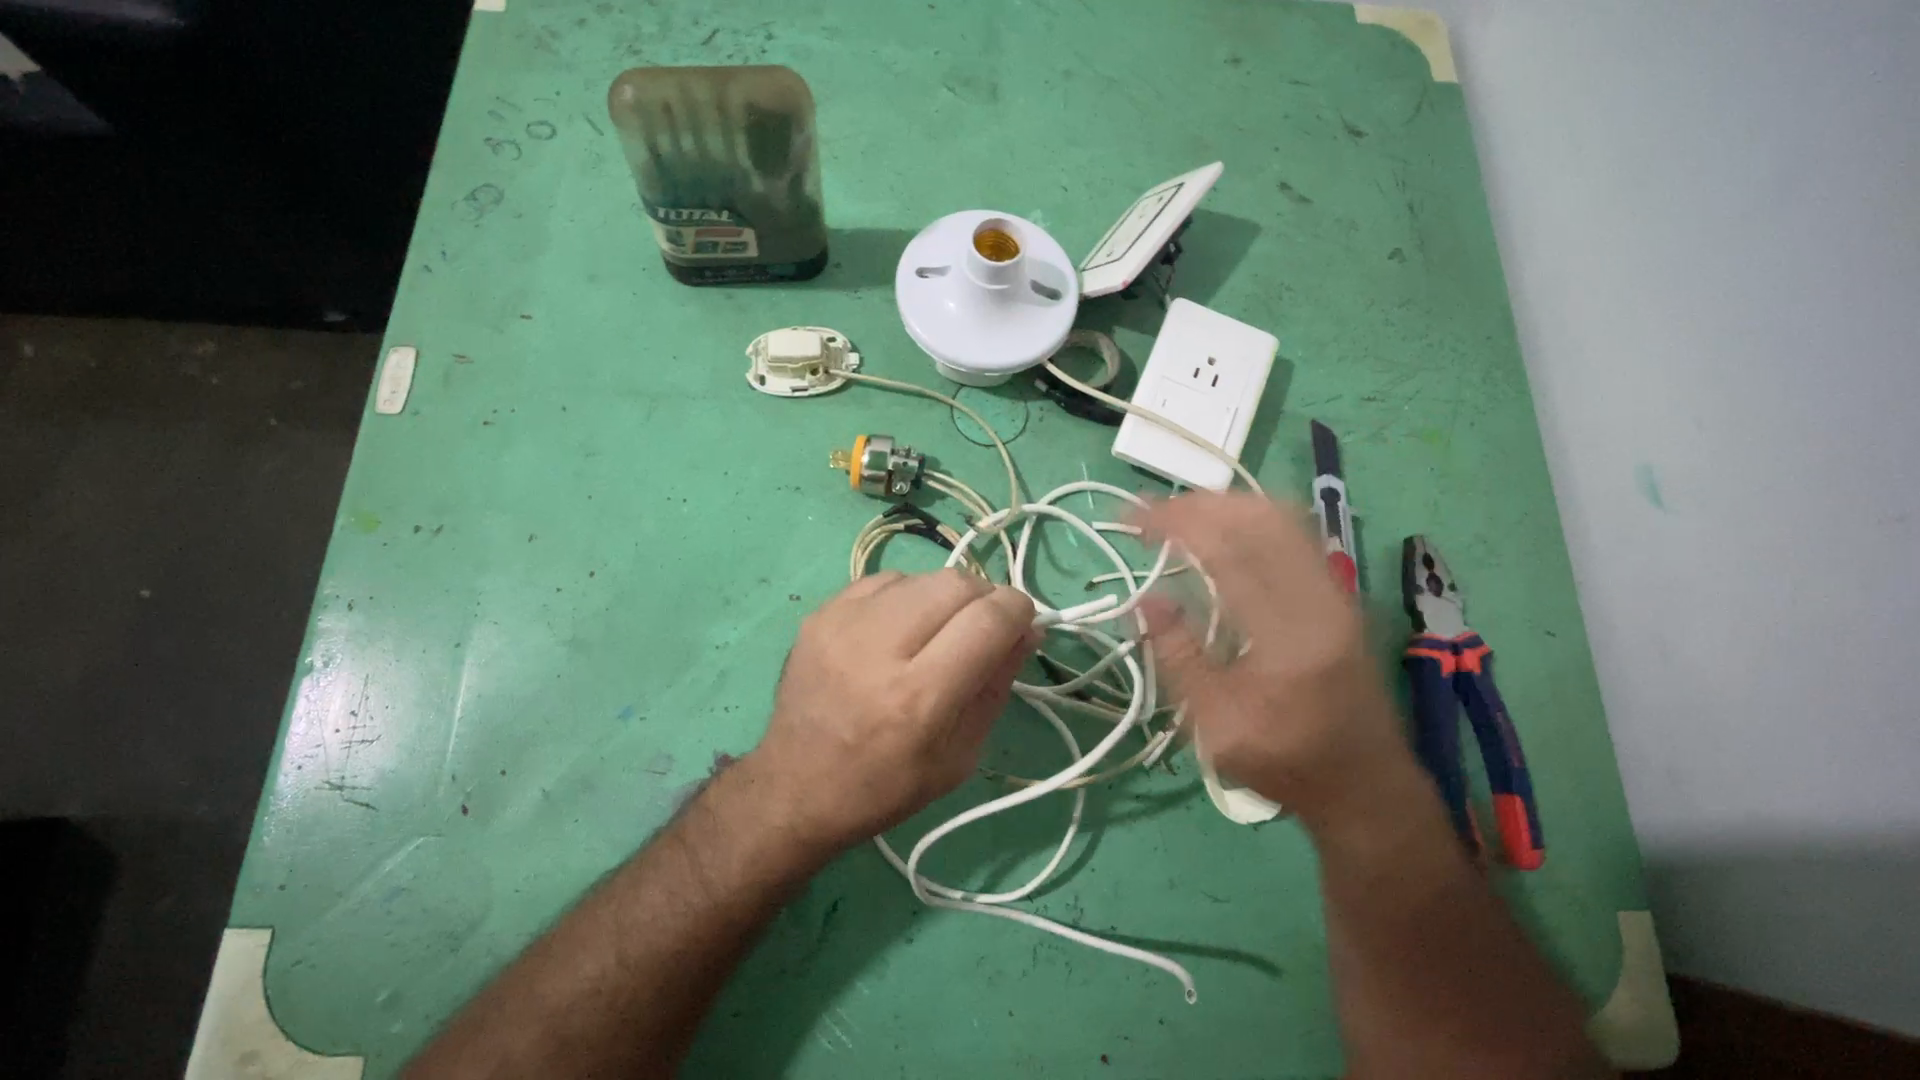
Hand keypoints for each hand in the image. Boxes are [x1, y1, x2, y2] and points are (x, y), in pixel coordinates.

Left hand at [745, 570, 1037, 851]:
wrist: (795, 787)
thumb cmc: (886, 786)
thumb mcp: (961, 756)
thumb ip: (997, 686)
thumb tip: (1028, 629)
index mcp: (919, 698)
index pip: (988, 619)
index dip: (1017, 611)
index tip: (1022, 623)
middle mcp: (879, 649)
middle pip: (957, 583)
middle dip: (985, 598)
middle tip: (983, 628)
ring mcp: (842, 624)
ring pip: (922, 576)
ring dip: (945, 597)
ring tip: (938, 631)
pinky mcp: (820, 614)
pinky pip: (885, 581)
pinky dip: (907, 597)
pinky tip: (900, 630)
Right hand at [1138, 494, 1410, 826]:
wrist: (1366, 785)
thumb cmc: (1286, 763)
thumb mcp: (1216, 726)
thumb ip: (1179, 659)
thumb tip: (1146, 599)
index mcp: (1286, 636)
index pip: (1226, 551)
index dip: (1175, 523)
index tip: (1132, 517)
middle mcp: (1319, 600)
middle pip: (1259, 519)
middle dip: (1198, 505)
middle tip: (1151, 513)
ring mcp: (1337, 593)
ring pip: (1283, 519)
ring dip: (1226, 507)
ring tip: (1180, 517)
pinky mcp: (1341, 596)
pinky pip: (1296, 535)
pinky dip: (1252, 521)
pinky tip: (1224, 535)